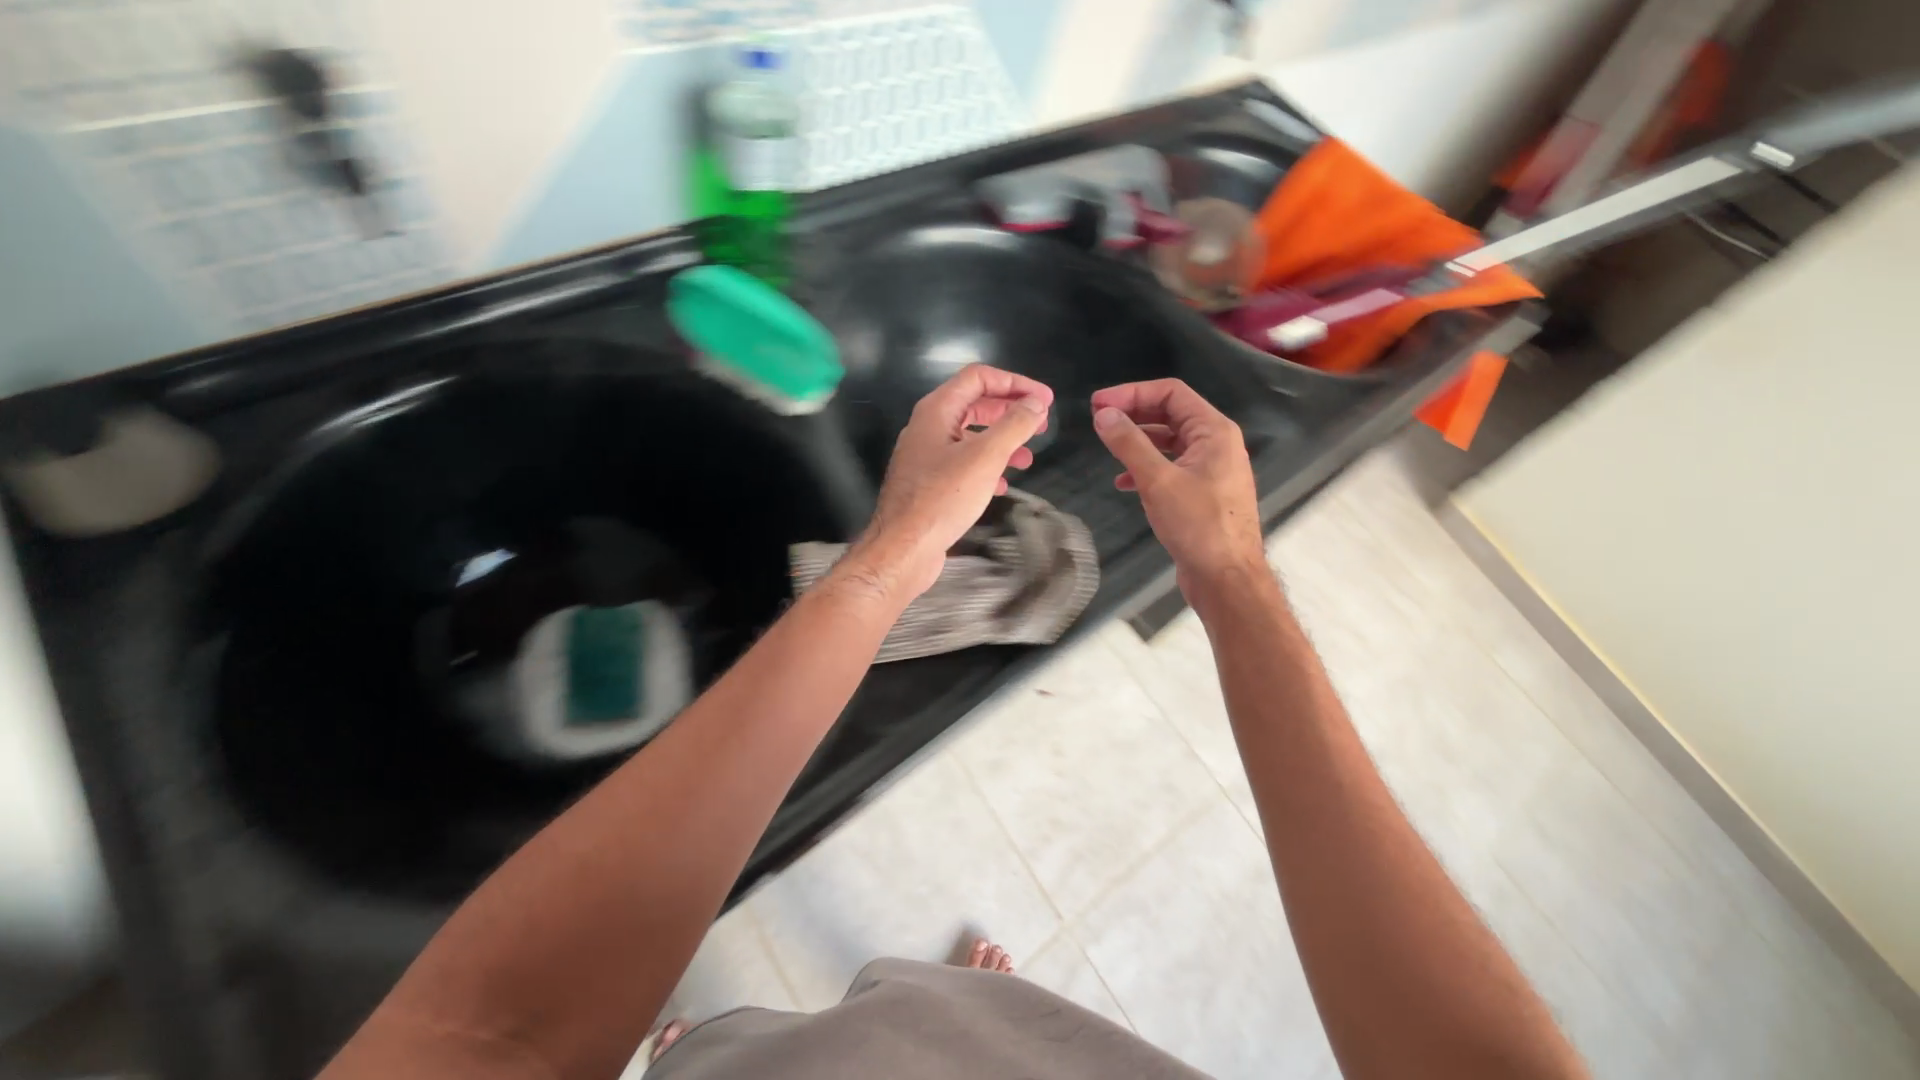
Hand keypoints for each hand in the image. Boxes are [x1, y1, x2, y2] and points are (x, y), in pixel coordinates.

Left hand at [839, 365, 1052, 602]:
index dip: (1015, 383)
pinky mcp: (928, 484)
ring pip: (970, 436)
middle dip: (1010, 411)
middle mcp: (928, 428)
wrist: (903, 548)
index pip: (978, 377)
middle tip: (1041, 425)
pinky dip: (986, 466)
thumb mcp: (985, 457)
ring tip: (1028, 458)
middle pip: (975, 404)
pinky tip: (1002, 484)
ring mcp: (926, 456)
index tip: (1045, 400)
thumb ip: (1014, 425)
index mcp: (937, 410)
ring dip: (1002, 441)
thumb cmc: (943, 497)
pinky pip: (962, 463)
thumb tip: (1036, 403)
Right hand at [1090, 379, 1266, 600]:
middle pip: (1171, 414)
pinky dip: (1147, 468)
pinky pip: (1172, 467)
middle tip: (1097, 419)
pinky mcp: (1204, 493)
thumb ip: (1130, 444)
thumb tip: (1104, 415)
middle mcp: (1217, 444)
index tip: (1098, 404)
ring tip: (1108, 446)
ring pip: (1170, 442)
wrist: (1227, 578)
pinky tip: (1124, 482)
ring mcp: (1212, 469)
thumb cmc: (1197, 525)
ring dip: (1138, 440)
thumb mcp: (1158, 481)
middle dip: (1133, 414)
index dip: (1132, 393)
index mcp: (1214, 431)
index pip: (1171, 393)